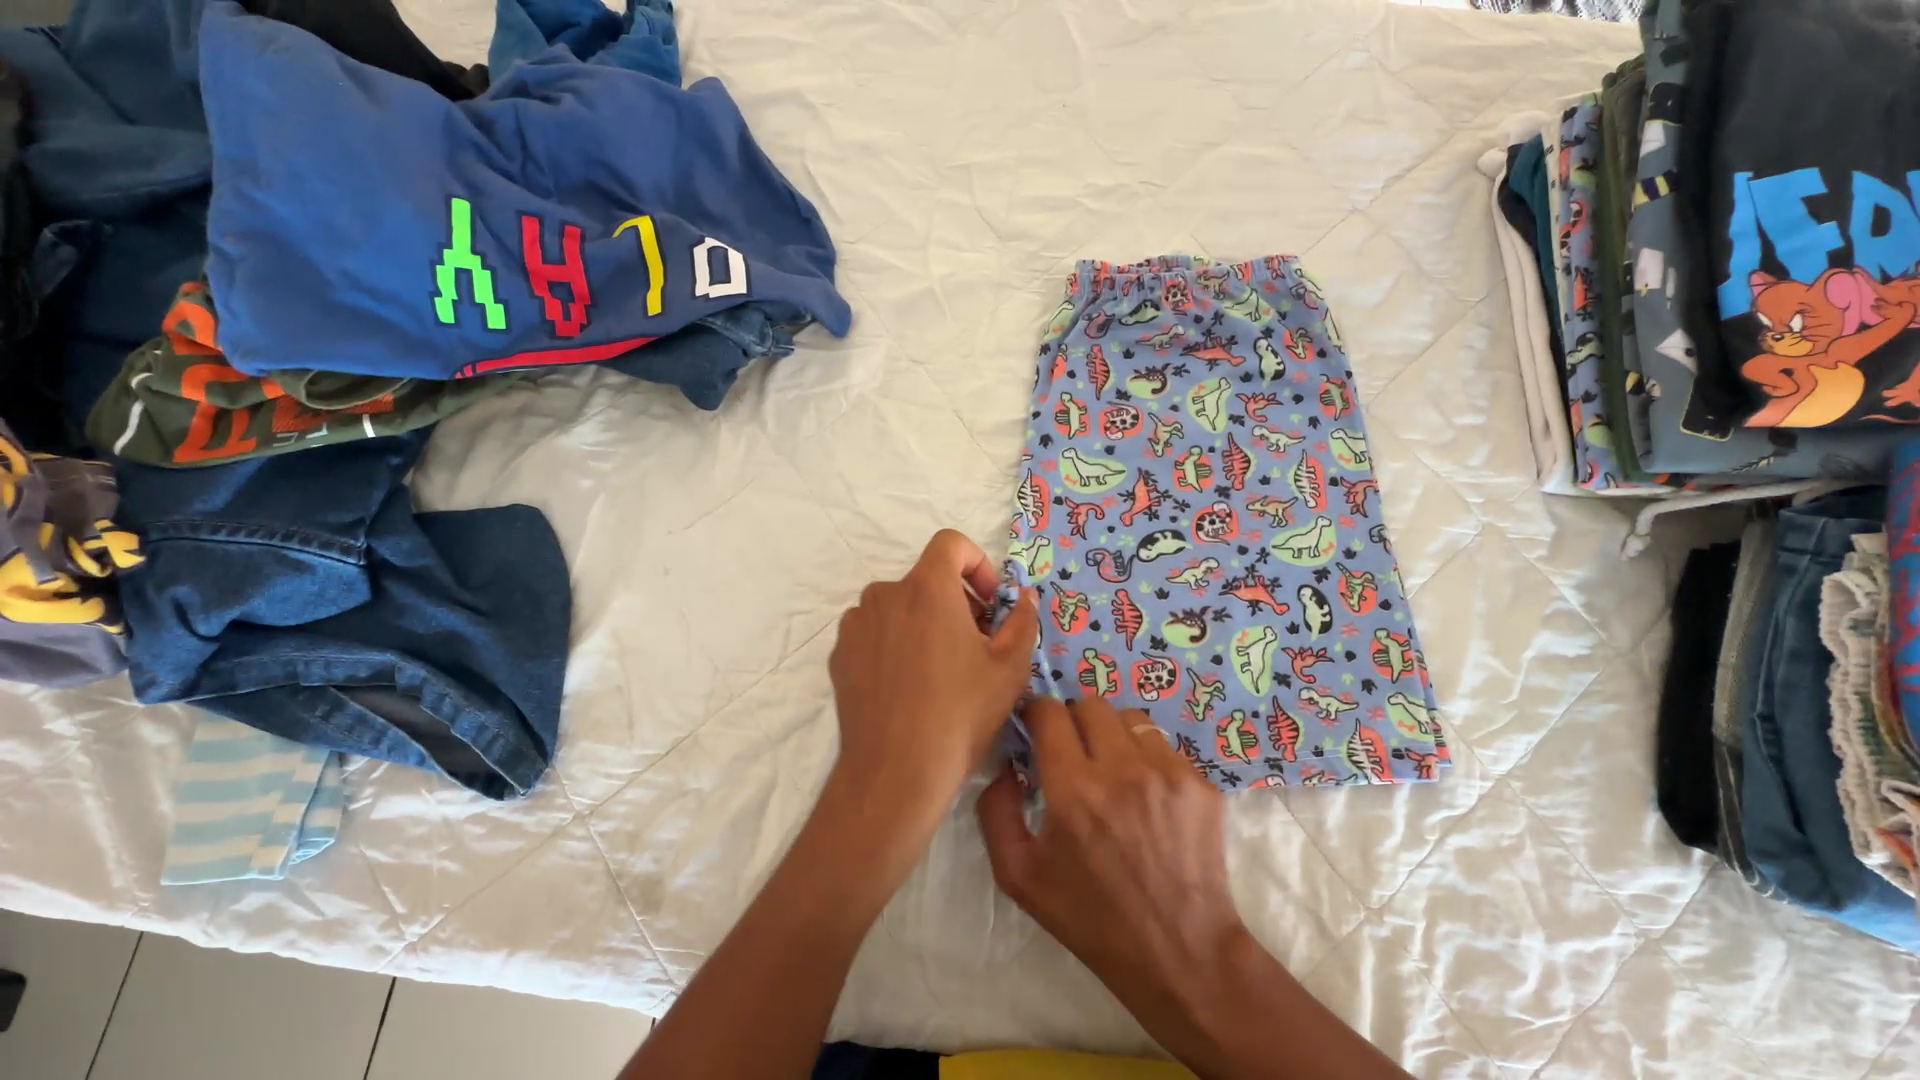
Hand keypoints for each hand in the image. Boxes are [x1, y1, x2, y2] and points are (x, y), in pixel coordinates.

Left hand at [828, 529, 1038, 804]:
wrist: (896, 770)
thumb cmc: (961, 713)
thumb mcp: (1010, 668)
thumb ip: (1022, 621)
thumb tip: (1024, 597)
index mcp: (927, 588)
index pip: (950, 543)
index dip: (977, 564)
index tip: (990, 603)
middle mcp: (884, 594)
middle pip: (925, 580)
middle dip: (954, 602)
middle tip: (975, 645)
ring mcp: (855, 625)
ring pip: (898, 608)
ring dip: (922, 623)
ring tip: (940, 669)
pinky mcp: (839, 655)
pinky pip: (873, 634)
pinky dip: (893, 645)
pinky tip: (908, 687)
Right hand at [977, 697, 1242, 1016]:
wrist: (1179, 951)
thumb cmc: (1089, 917)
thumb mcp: (1018, 875)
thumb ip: (996, 810)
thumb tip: (1005, 764)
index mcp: (1073, 790)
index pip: (1049, 712)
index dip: (1036, 712)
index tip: (1034, 726)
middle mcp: (1122, 770)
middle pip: (1090, 704)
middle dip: (1072, 719)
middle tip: (1071, 750)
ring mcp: (1168, 773)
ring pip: (1130, 719)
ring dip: (1112, 734)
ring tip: (1111, 770)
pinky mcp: (1201, 785)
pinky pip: (1164, 747)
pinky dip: (1147, 759)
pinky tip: (1145, 795)